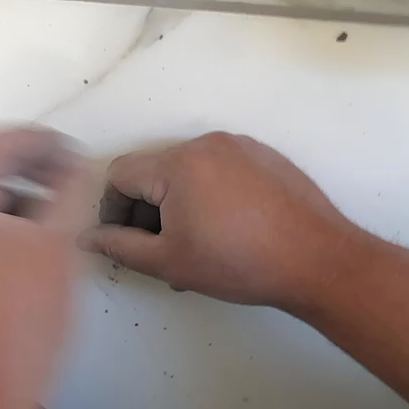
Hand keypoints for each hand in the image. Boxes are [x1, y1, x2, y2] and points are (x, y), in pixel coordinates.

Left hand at [0, 128, 99, 408]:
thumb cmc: (23, 324)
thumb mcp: (57, 248)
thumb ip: (68, 190)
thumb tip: (73, 160)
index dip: (35, 139)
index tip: (70, 149)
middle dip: (22, 162)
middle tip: (65, 170)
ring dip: (7, 186)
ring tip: (51, 199)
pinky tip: (23, 227)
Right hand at [82, 132, 370, 310]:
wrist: (323, 264)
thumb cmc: (238, 264)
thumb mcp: (168, 261)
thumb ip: (119, 246)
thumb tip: (86, 238)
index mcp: (178, 163)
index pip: (119, 174)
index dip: (111, 208)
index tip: (122, 240)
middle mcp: (206, 144)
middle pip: (152, 171)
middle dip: (145, 209)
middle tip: (157, 249)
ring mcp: (240, 146)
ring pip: (184, 171)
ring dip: (175, 203)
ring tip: (191, 243)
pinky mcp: (265, 156)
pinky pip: (218, 169)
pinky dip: (206, 194)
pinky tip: (223, 229)